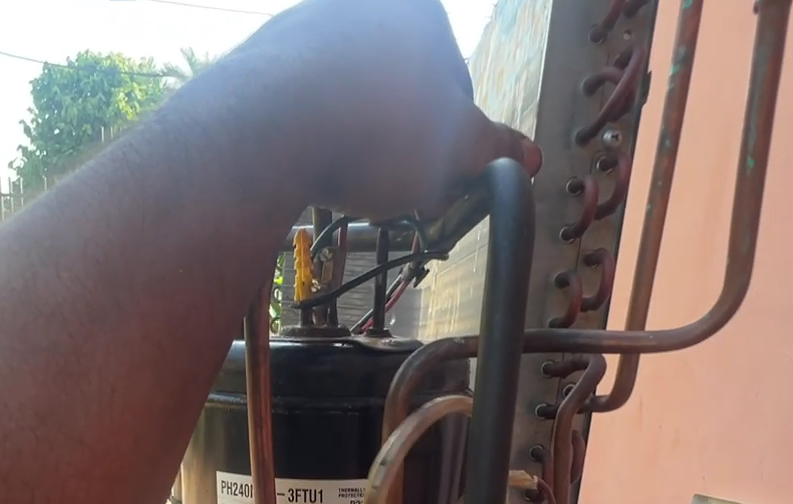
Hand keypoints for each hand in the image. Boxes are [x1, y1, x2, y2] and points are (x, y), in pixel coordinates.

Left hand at [188, 0, 538, 216]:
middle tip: (399, 195)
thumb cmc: (377, 133)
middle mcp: (361, 7)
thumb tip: (529, 157)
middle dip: (404, 148)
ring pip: (351, 102)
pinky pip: (305, 110)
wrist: (269, 127)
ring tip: (356, 187)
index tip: (437, 187)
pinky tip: (315, 170)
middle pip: (400, 94)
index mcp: (418, 15)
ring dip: (360, 146)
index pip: (454, 91)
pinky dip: (316, 139)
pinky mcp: (263, 65)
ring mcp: (306, 31)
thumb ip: (491, 150)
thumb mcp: (451, 150)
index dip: (451, 149)